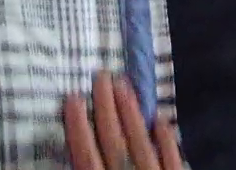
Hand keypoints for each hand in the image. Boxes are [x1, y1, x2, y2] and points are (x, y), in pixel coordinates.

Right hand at [63, 72, 183, 169]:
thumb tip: (62, 154)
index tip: (73, 96)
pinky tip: (160, 119)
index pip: (87, 156)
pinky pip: (172, 162)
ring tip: (123, 83)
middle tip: (101, 75)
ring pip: (141, 146)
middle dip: (106, 108)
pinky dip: (167, 142)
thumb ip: (80, 168)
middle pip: (114, 143)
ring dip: (132, 114)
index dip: (78, 127)